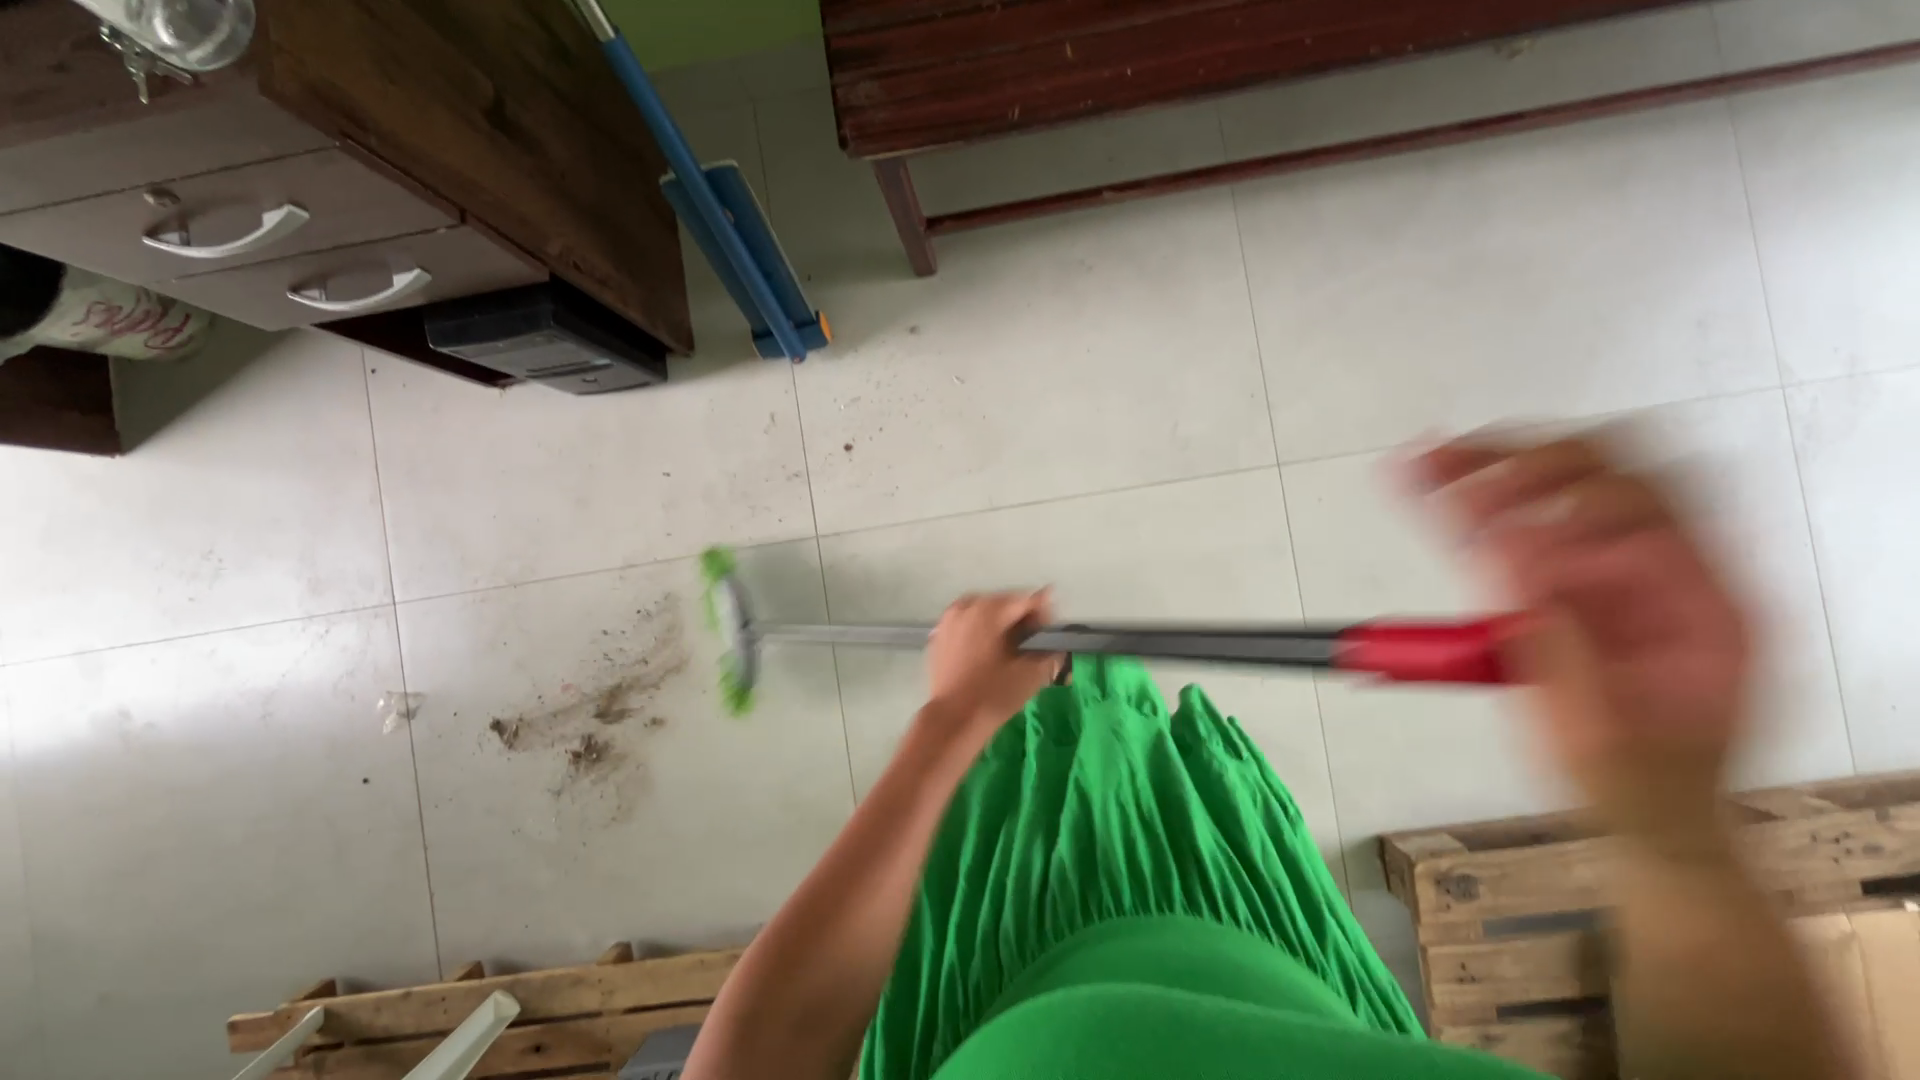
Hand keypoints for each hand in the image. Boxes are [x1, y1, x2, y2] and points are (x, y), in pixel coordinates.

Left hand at [925, 590, 1060, 730]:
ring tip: (1011, 649)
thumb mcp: (1032, 673)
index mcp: (990, 609)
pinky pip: (967, 624)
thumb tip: (1056, 640)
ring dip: (1001, 624)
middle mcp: (967, 606)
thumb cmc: (995, 694)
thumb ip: (1051, 650)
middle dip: (1022, 619)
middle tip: (1033, 645)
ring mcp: (949, 619)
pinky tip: (988, 653)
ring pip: (985, 612)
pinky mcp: (939, 635)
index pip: (1029, 600)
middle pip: (1005, 603)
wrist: (953, 719)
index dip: (1045, 617)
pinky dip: (981, 631)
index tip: (1051, 638)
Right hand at [1412, 435, 1753, 848]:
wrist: (1652, 817)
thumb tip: (1516, 551)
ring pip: (1574, 478)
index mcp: (1703, 604)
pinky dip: (1484, 498)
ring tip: (1427, 465)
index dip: (1557, 496)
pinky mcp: (1582, 581)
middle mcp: (1672, 572)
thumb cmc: (1636, 782)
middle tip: (1449, 466)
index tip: (1483, 510)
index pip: (1644, 502)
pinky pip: (1538, 520)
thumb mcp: (1593, 725)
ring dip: (1498, 466)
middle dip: (1522, 459)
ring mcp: (1628, 572)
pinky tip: (1435, 488)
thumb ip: (1557, 638)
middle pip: (1611, 469)